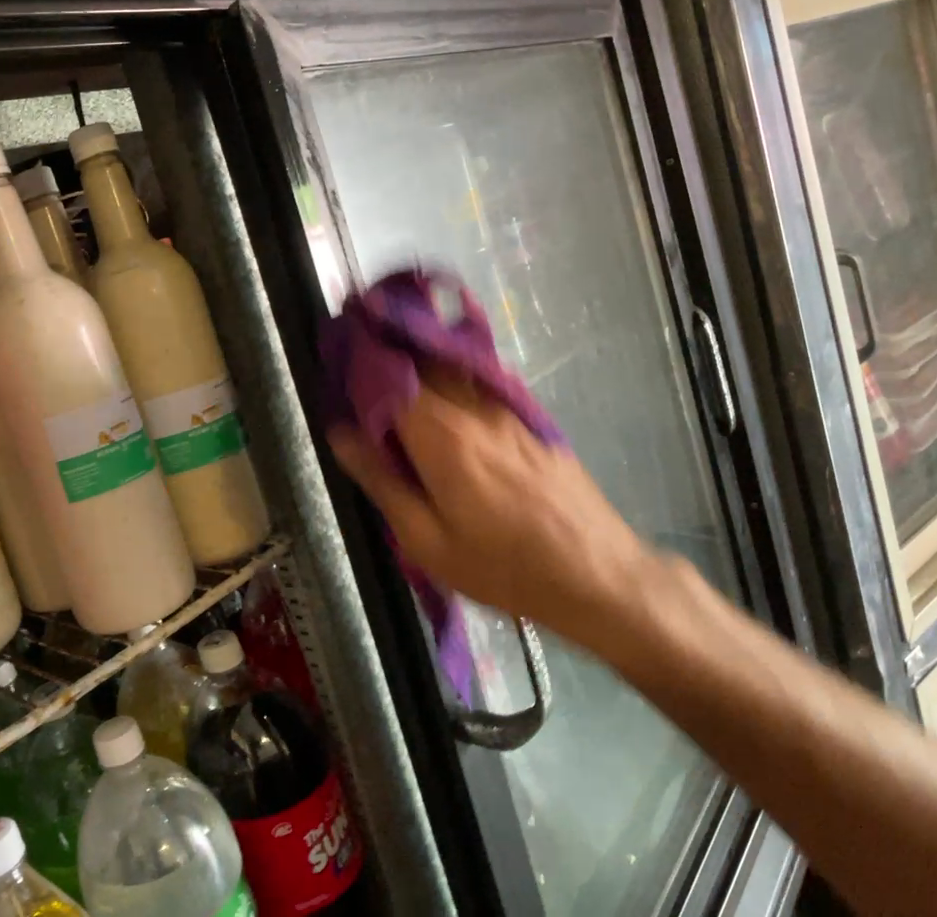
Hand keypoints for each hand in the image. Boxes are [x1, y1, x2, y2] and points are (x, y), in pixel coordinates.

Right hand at [326, 369, 656, 650]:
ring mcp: (509, 414)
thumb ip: (381, 481)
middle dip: (386, 357)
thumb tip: (340, 434)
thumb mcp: (426, 539)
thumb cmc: (503, 567)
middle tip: (355, 367)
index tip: (335, 364)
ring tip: (392, 383)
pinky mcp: (533, 426)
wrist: (602, 578)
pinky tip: (442, 406)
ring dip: (418, 369)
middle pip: (422, 364)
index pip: (389, 376)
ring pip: (453, 374)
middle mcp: (475, 410)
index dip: (359, 365)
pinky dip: (451, 386)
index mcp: (442, 435)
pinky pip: (480, 391)